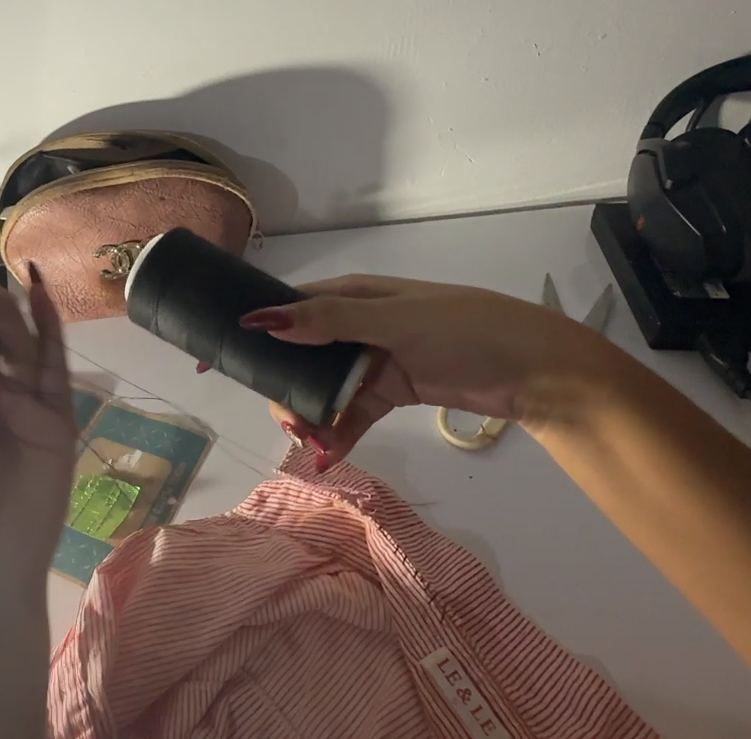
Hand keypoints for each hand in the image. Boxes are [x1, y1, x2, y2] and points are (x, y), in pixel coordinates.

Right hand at [240, 275, 614, 461]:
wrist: (534, 370)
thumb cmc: (462, 331)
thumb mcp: (394, 321)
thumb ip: (329, 322)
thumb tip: (263, 320)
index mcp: (353, 294)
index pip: (289, 307)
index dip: (252, 327)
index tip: (215, 356)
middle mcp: (356, 324)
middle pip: (300, 355)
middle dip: (284, 388)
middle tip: (289, 422)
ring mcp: (373, 360)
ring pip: (323, 388)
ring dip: (311, 415)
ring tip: (314, 443)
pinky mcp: (391, 391)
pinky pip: (351, 412)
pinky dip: (338, 432)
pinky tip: (329, 455)